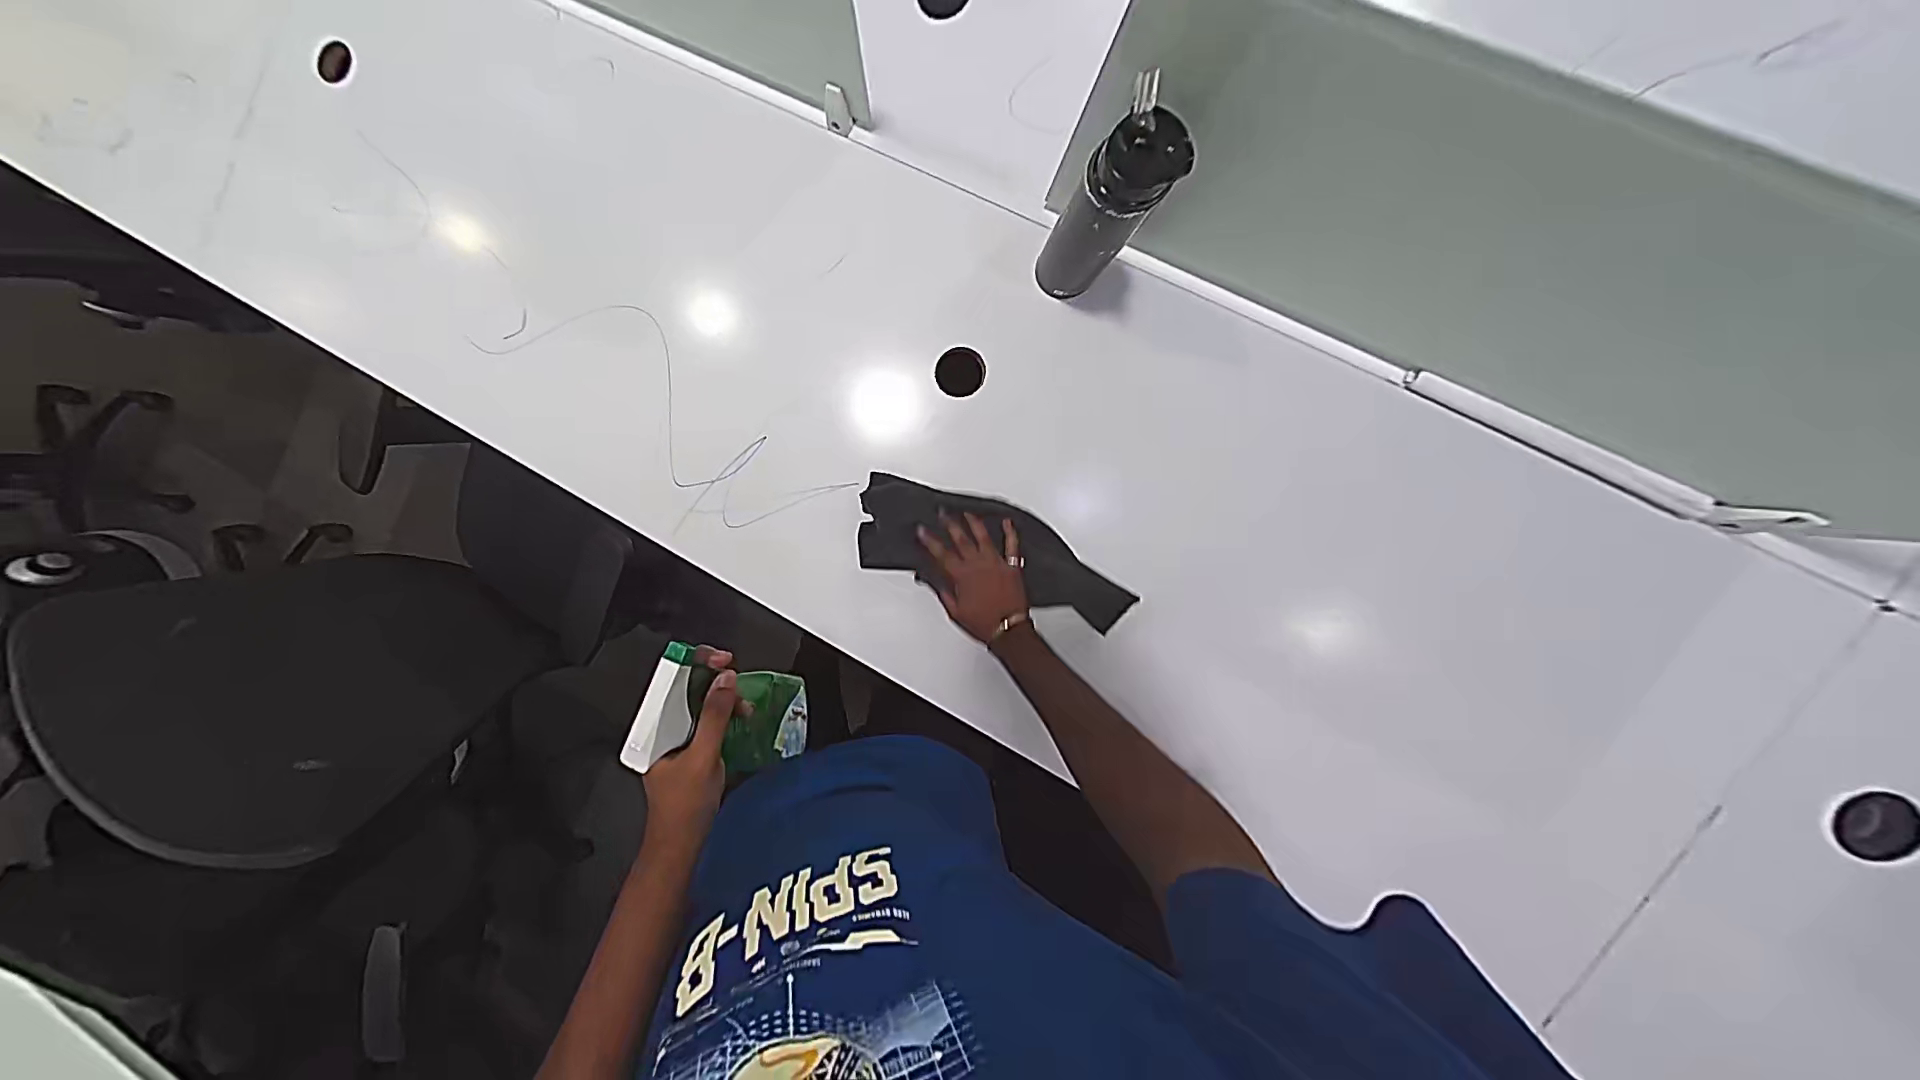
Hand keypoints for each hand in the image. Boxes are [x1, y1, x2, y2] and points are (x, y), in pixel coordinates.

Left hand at [642, 647, 750, 833]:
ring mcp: (674, 740)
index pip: (671, 682)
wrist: (681, 845)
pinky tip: (738, 721)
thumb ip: (714, 717)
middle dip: (717, 684)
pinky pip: (706, 722)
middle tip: (739, 688)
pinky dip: (724, 717)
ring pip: (699, 706)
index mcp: (653, 729)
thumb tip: (724, 681)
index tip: (723, 660)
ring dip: (724, 702)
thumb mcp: (703, 756)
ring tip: (744, 710)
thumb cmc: (685, 809)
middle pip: (687, 690)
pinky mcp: (688, 749)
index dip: (697, 664)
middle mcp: (660, 730)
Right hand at [918, 513, 1028, 645]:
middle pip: (961, 539)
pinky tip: (1007, 522)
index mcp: (962, 576)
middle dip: (950, 524)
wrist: (1008, 629)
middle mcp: (978, 565)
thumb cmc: (983, 623)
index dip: (930, 540)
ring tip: (967, 513)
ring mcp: (996, 563)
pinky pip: (1012, 545)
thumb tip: (934, 582)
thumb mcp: (955, 612)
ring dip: (974, 522)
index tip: (922, 530)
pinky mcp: (1012, 567)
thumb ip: (944, 593)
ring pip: (983, 537)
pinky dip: (1010, 532)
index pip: (941, 553)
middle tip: (943, 513)